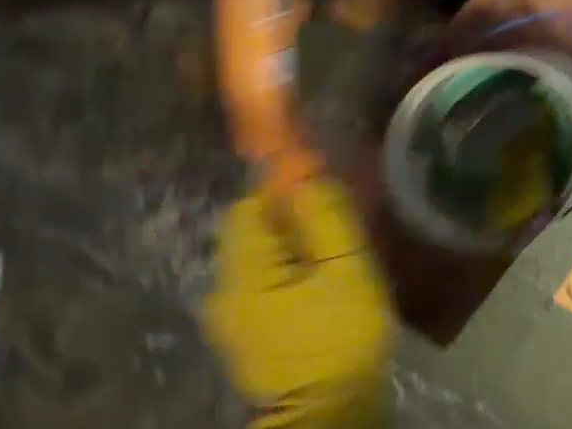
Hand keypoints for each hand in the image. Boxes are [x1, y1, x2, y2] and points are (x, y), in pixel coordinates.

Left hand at [203, 178, 393, 428]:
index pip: (252, 204)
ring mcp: (236, 317)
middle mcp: (226, 290)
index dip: (287, 185)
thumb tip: (304, 168)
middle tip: (346, 218)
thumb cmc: (340, 333)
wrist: (330, 411)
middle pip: (258, 229)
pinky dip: (300, 268)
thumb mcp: (345, 266)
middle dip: (298, 215)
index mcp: (242, 271)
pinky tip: (332, 277)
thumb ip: (324, 215)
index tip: (327, 182)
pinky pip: (273, 280)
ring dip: (302, 242)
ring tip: (346, 247)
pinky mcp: (254, 333)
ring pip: (268, 255)